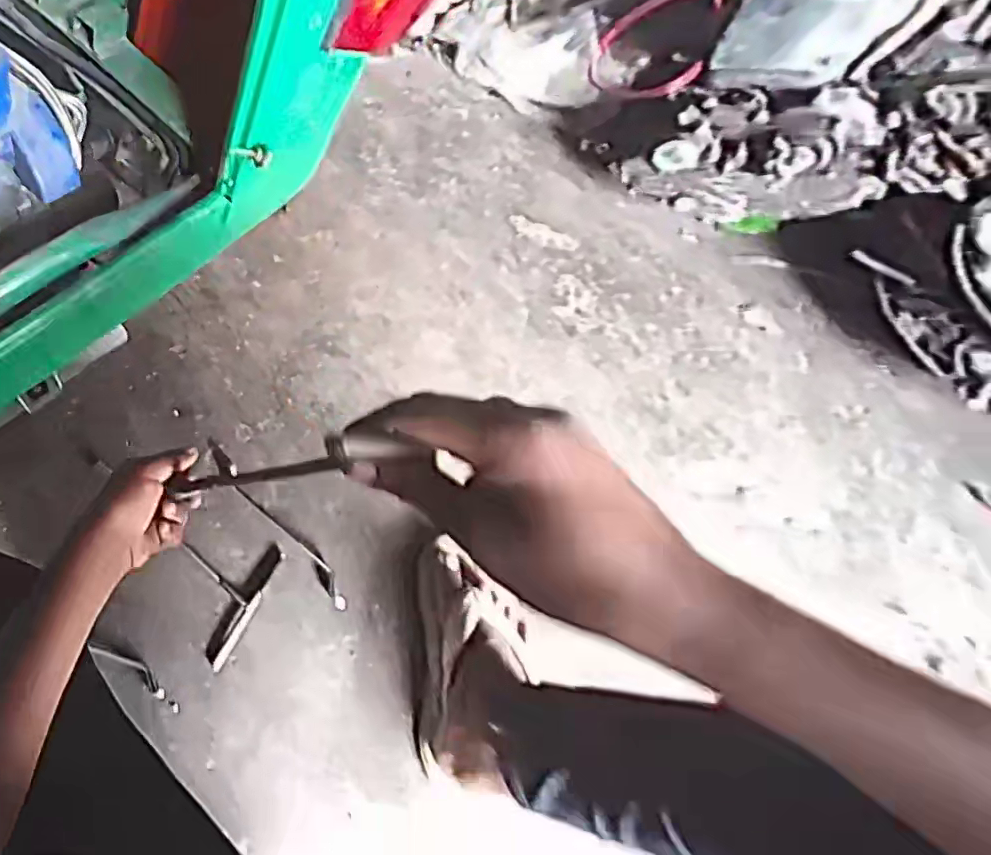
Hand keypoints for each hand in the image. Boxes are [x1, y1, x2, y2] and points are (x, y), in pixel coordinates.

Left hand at [65, 450, 200, 576]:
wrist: (113, 541)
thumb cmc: (123, 502)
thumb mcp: (146, 471)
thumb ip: (171, 460)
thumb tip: (191, 451)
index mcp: (141, 472)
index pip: (172, 466)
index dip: (185, 470)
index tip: (191, 475)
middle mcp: (147, 492)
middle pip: (182, 490)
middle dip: (184, 495)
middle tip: (173, 498)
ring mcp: (152, 514)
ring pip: (182, 511)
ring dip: (177, 514)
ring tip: (164, 515)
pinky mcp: (157, 535)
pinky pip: (177, 531)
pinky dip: (172, 531)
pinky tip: (161, 531)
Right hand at [348, 394, 716, 647]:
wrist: (671, 601)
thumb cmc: (568, 574)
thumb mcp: (477, 531)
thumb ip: (415, 486)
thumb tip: (361, 465)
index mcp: (510, 436)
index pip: (418, 416)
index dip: (371, 430)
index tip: (338, 448)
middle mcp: (532, 416)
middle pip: (439, 407)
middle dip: (393, 430)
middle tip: (359, 458)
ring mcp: (553, 424)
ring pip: (465, 414)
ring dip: (425, 433)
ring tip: (395, 465)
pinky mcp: (564, 440)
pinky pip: (492, 426)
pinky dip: (457, 439)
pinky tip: (443, 464)